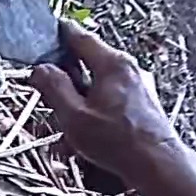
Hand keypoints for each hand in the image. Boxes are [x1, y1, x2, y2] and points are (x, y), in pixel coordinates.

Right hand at [30, 21, 182, 185]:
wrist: (156, 163)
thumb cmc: (115, 140)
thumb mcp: (73, 116)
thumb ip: (54, 88)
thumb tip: (40, 69)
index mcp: (112, 64)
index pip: (81, 38)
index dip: (59, 34)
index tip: (44, 33)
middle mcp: (128, 68)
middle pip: (89, 61)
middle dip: (65, 75)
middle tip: (46, 89)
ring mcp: (138, 84)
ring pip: (98, 82)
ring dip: (78, 98)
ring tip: (66, 123)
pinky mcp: (141, 102)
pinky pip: (109, 97)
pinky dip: (93, 108)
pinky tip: (86, 132)